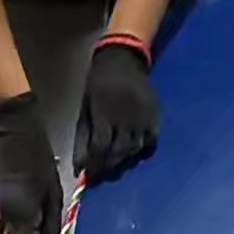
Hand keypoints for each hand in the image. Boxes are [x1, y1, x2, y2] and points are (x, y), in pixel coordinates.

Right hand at [0, 92, 63, 233]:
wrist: (13, 133)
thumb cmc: (38, 158)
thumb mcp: (54, 190)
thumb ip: (52, 220)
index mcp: (22, 214)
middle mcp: (5, 216)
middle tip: (45, 225)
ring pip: (11, 227)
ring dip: (23, 223)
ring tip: (34, 206)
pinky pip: (4, 214)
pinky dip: (15, 212)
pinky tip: (22, 197)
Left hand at [76, 43, 158, 178]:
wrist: (123, 58)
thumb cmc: (98, 86)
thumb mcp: (84, 110)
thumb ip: (82, 139)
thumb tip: (79, 167)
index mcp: (105, 113)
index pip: (100, 148)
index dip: (93, 165)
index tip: (87, 175)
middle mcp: (125, 116)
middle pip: (118, 151)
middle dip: (107, 166)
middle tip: (100, 171)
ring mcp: (142, 115)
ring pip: (134, 149)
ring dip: (122, 160)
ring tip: (113, 160)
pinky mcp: (154, 114)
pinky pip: (151, 140)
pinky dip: (141, 150)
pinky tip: (132, 151)